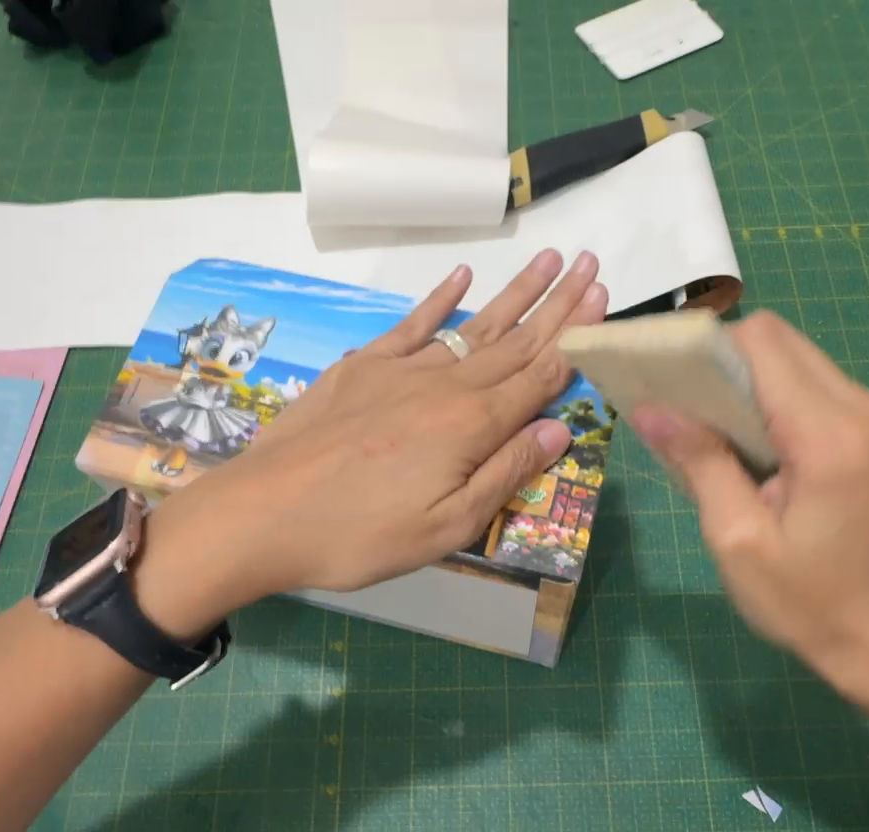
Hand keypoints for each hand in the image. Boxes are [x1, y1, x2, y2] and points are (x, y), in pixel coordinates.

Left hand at [137, 250, 606, 622]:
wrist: (263, 515)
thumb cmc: (361, 535)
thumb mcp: (446, 526)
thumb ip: (504, 473)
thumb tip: (558, 428)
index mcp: (470, 426)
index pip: (537, 377)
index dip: (575, 342)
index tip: (605, 303)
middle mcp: (443, 386)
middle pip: (513, 341)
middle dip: (558, 304)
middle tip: (592, 264)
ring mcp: (399, 371)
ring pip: (470, 325)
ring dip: (513, 293)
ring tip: (547, 258)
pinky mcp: (360, 368)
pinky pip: (410, 325)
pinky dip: (438, 299)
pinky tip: (461, 277)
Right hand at [632, 311, 868, 685]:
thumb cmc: (800, 600)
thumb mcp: (735, 539)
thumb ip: (698, 462)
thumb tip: (649, 408)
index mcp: (833, 437)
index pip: (762, 344)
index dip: (708, 351)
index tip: (672, 386)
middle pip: (781, 343)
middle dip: (725, 366)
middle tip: (690, 416)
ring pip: (799, 361)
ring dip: (752, 385)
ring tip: (722, 437)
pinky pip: (818, 387)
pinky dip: (778, 402)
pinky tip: (760, 448)